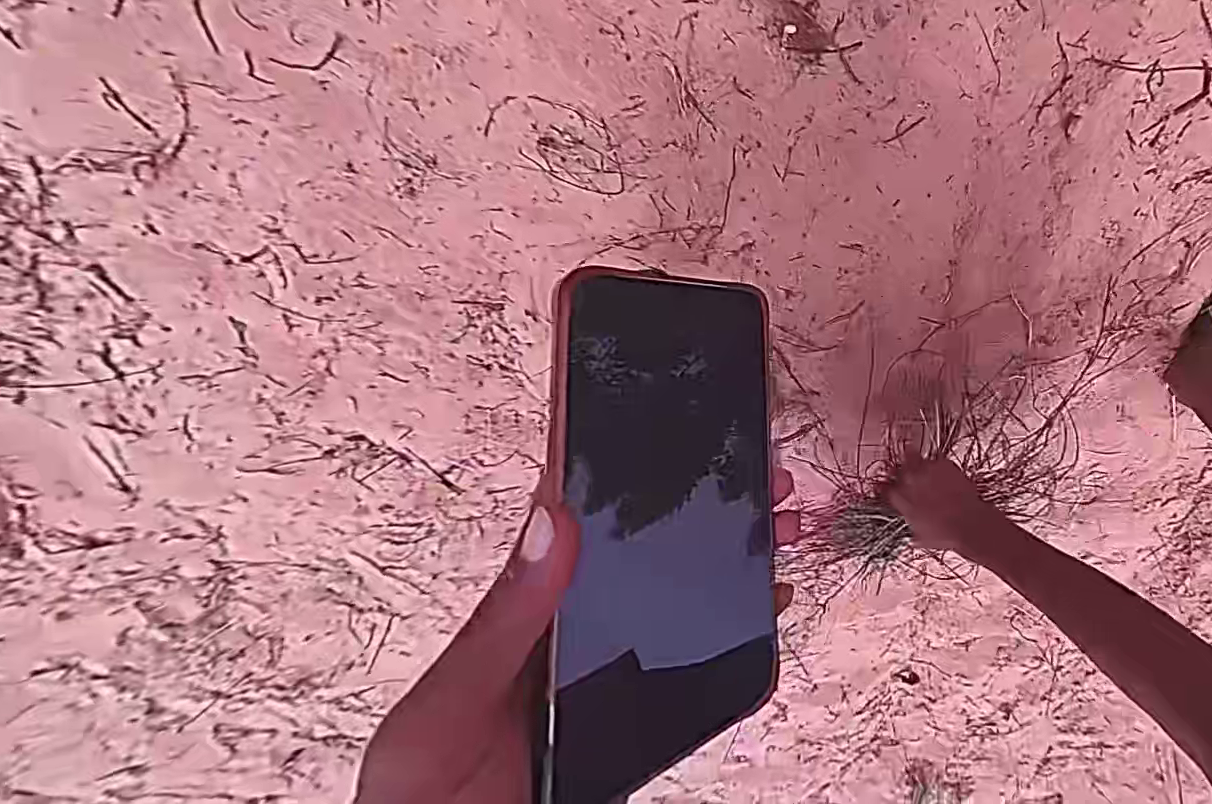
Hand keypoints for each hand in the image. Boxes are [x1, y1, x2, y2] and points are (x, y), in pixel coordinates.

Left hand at [356, 467, 801, 803]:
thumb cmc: (426, 797)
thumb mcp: (449, 709)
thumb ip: (500, 623)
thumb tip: (556, 514)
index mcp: (539, 601)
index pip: (598, 516)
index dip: (651, 473)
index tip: (703, 442)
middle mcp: (586, 617)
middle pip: (663, 545)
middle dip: (722, 508)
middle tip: (770, 482)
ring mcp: (620, 658)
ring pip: (692, 589)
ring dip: (743, 555)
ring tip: (784, 531)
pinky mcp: (648, 703)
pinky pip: (706, 653)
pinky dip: (747, 623)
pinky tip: (773, 604)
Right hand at [885, 457, 1007, 555]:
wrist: (968, 523)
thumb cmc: (945, 534)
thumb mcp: (921, 537)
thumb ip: (913, 527)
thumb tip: (913, 534)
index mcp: (901, 500)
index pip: (886, 488)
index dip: (889, 488)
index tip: (894, 488)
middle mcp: (910, 482)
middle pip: (897, 468)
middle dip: (900, 470)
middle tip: (907, 474)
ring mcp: (926, 470)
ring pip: (913, 456)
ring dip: (916, 461)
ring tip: (922, 467)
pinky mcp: (943, 463)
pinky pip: (936, 459)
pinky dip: (937, 464)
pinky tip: (943, 472)